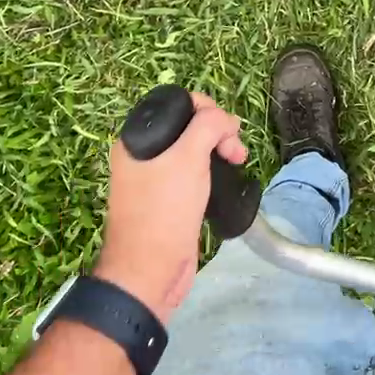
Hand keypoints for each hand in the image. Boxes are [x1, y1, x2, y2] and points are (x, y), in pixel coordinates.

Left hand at [89, 92, 246, 324]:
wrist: (150, 271)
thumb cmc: (166, 209)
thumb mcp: (189, 156)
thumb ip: (208, 125)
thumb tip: (225, 120)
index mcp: (137, 138)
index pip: (179, 103)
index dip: (209, 110)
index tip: (228, 131)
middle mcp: (143, 154)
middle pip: (190, 124)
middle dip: (219, 130)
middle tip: (235, 151)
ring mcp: (155, 177)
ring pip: (195, 147)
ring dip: (220, 148)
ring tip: (237, 161)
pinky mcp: (168, 198)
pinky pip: (194, 170)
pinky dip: (213, 167)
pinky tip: (225, 175)